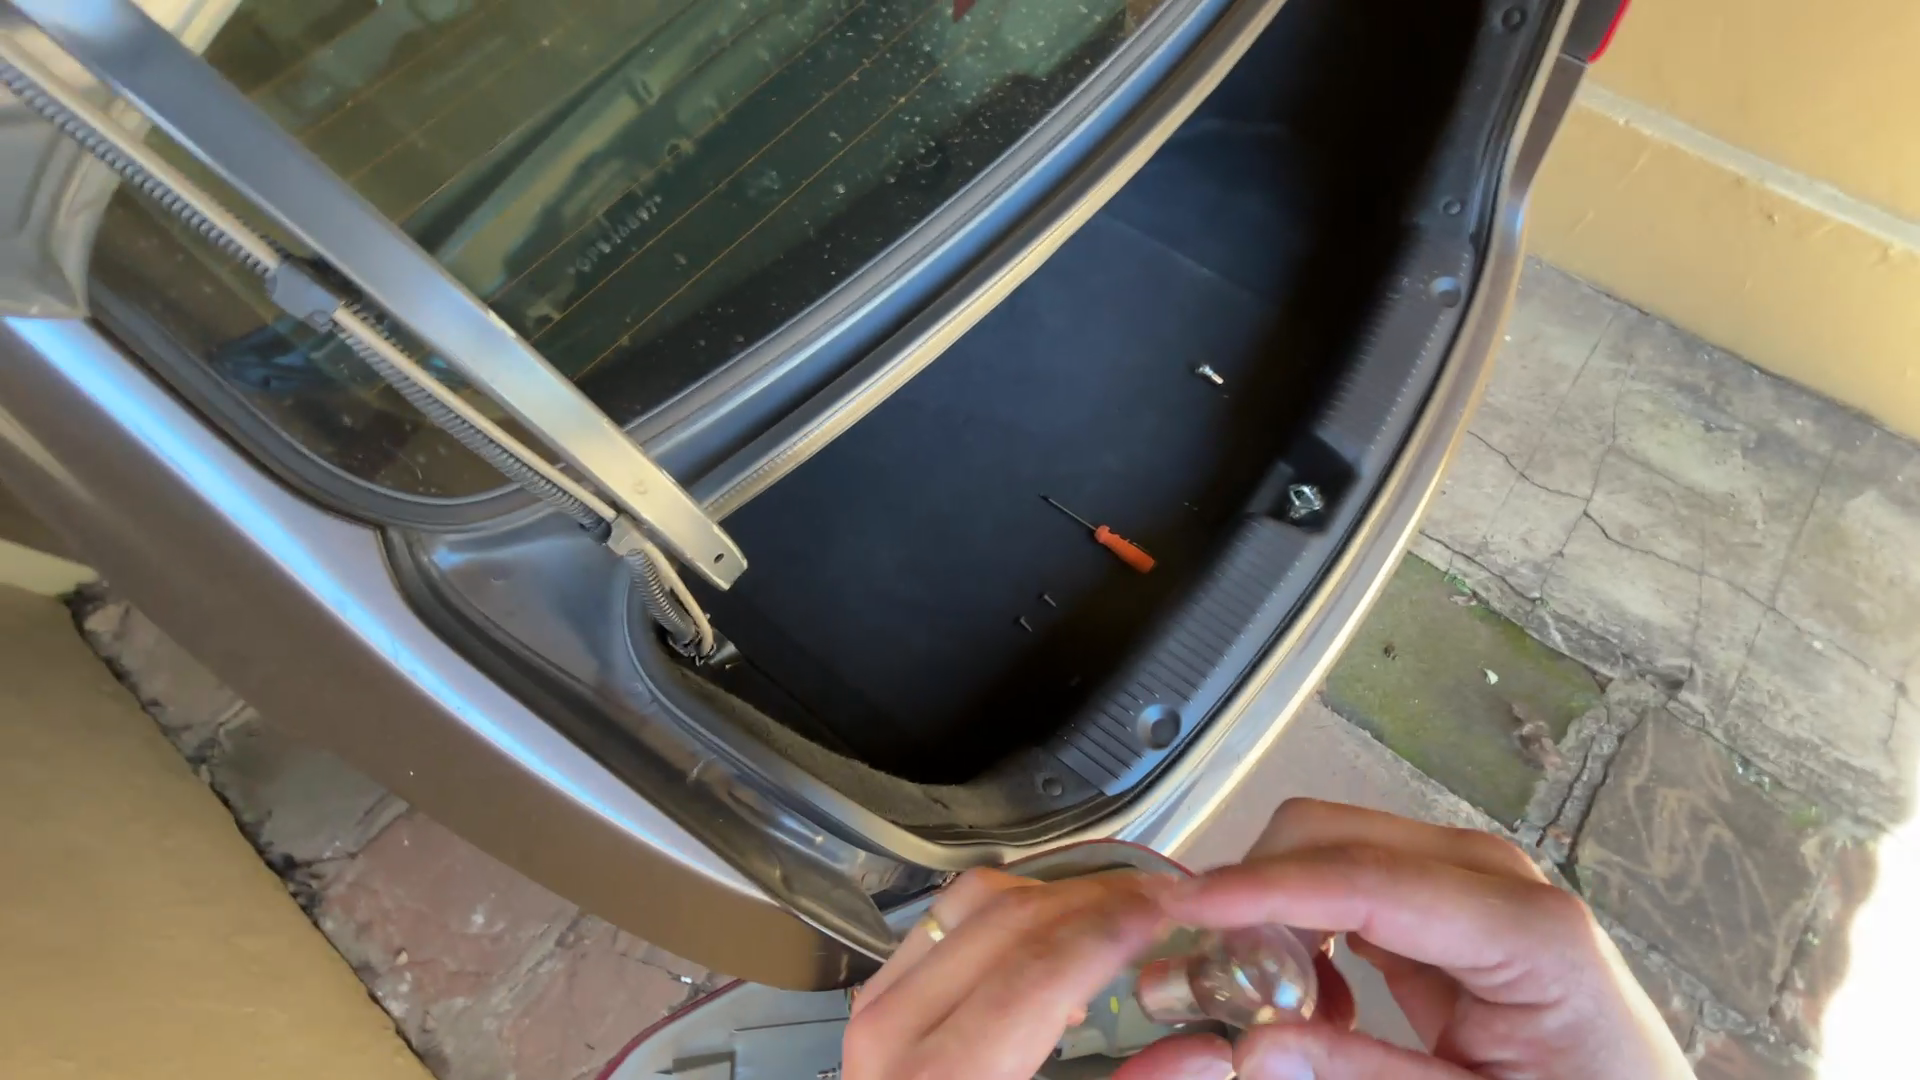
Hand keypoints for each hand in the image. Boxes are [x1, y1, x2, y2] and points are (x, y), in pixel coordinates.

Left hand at [844, 868, 1211, 1078]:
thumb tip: (1204, 1050)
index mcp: (946, 1077)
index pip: (1039, 973)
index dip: (1109, 929)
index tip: (1166, 906)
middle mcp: (898, 1023)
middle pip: (1009, 920)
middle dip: (1092, 897)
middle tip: (1153, 896)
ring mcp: (879, 996)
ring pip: (974, 899)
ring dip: (1052, 893)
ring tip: (1111, 910)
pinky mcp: (880, 986)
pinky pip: (949, 915)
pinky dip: (1008, 908)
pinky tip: (1051, 937)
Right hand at [1152, 799, 1693, 1079]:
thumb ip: (1366, 1076)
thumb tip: (1254, 1048)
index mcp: (1525, 926)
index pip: (1362, 880)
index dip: (1264, 889)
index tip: (1186, 907)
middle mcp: (1487, 870)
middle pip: (1327, 835)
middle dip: (1255, 890)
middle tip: (1219, 971)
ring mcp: (1457, 867)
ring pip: (1318, 842)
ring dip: (1269, 903)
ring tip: (1266, 989)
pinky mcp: (1430, 883)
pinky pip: (1332, 872)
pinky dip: (1296, 915)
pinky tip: (1311, 984)